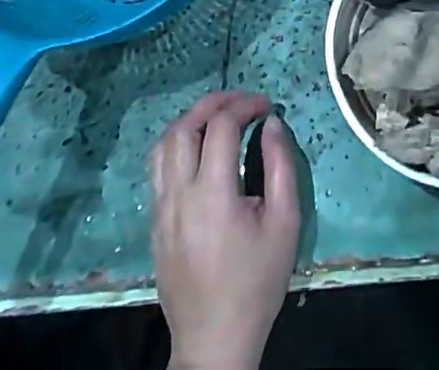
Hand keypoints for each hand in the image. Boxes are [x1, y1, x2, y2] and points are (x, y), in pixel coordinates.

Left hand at [151, 91, 300, 369]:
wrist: (216, 337)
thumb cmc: (258, 279)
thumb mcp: (285, 220)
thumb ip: (279, 165)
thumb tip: (272, 124)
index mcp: (211, 195)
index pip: (220, 127)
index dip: (245, 105)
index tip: (268, 105)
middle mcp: (177, 196)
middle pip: (183, 128)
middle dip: (214, 103)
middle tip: (244, 100)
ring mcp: (160, 210)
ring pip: (162, 146)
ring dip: (191, 120)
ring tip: (220, 116)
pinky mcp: (154, 223)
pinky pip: (158, 169)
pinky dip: (179, 144)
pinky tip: (202, 148)